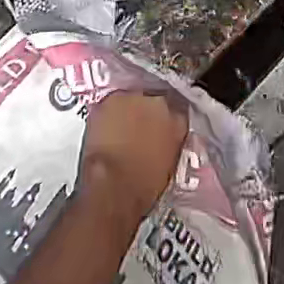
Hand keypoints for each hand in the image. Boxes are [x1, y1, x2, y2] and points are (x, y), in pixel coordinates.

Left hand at [78, 91, 188, 218]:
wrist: (114, 186)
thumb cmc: (144, 186)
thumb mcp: (168, 165)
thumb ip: (169, 143)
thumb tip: (163, 137)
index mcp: (178, 121)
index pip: (176, 113)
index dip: (166, 122)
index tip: (159, 131)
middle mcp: (160, 103)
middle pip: (154, 101)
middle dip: (147, 113)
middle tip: (139, 130)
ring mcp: (134, 97)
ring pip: (132, 99)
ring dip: (128, 110)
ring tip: (120, 128)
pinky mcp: (110, 99)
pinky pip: (112, 103)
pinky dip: (109, 114)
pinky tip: (105, 128)